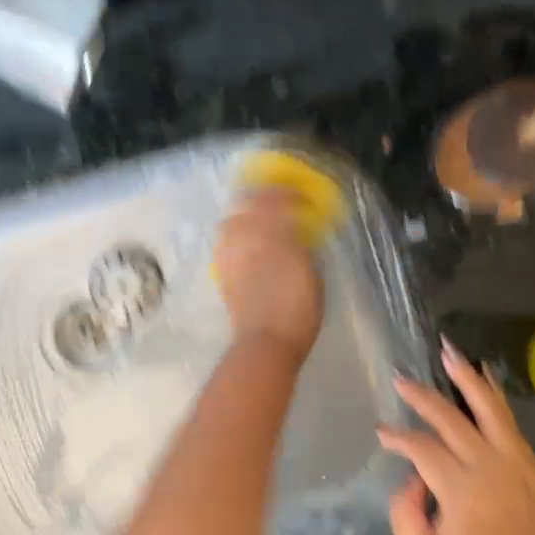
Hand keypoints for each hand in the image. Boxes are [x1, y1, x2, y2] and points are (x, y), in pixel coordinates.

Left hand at [215, 187, 323, 357]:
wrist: (266, 342)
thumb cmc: (299, 312)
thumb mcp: (313, 275)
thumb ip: (303, 248)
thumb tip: (297, 234)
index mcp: (279, 237)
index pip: (279, 201)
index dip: (287, 192)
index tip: (297, 194)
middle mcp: (251, 239)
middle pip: (249, 203)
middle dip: (261, 196)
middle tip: (273, 199)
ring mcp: (232, 254)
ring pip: (231, 219)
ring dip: (242, 211)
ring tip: (253, 216)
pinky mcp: (222, 270)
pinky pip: (223, 240)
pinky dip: (232, 232)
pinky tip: (240, 238)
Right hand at [377, 344, 534, 534]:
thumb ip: (404, 517)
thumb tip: (411, 480)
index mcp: (460, 491)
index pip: (422, 448)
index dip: (398, 437)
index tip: (382, 433)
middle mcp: (488, 467)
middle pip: (451, 419)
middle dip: (422, 397)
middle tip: (401, 379)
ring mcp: (514, 463)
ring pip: (487, 409)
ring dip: (466, 379)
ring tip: (449, 351)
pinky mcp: (530, 465)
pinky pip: (509, 421)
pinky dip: (494, 396)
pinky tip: (483, 376)